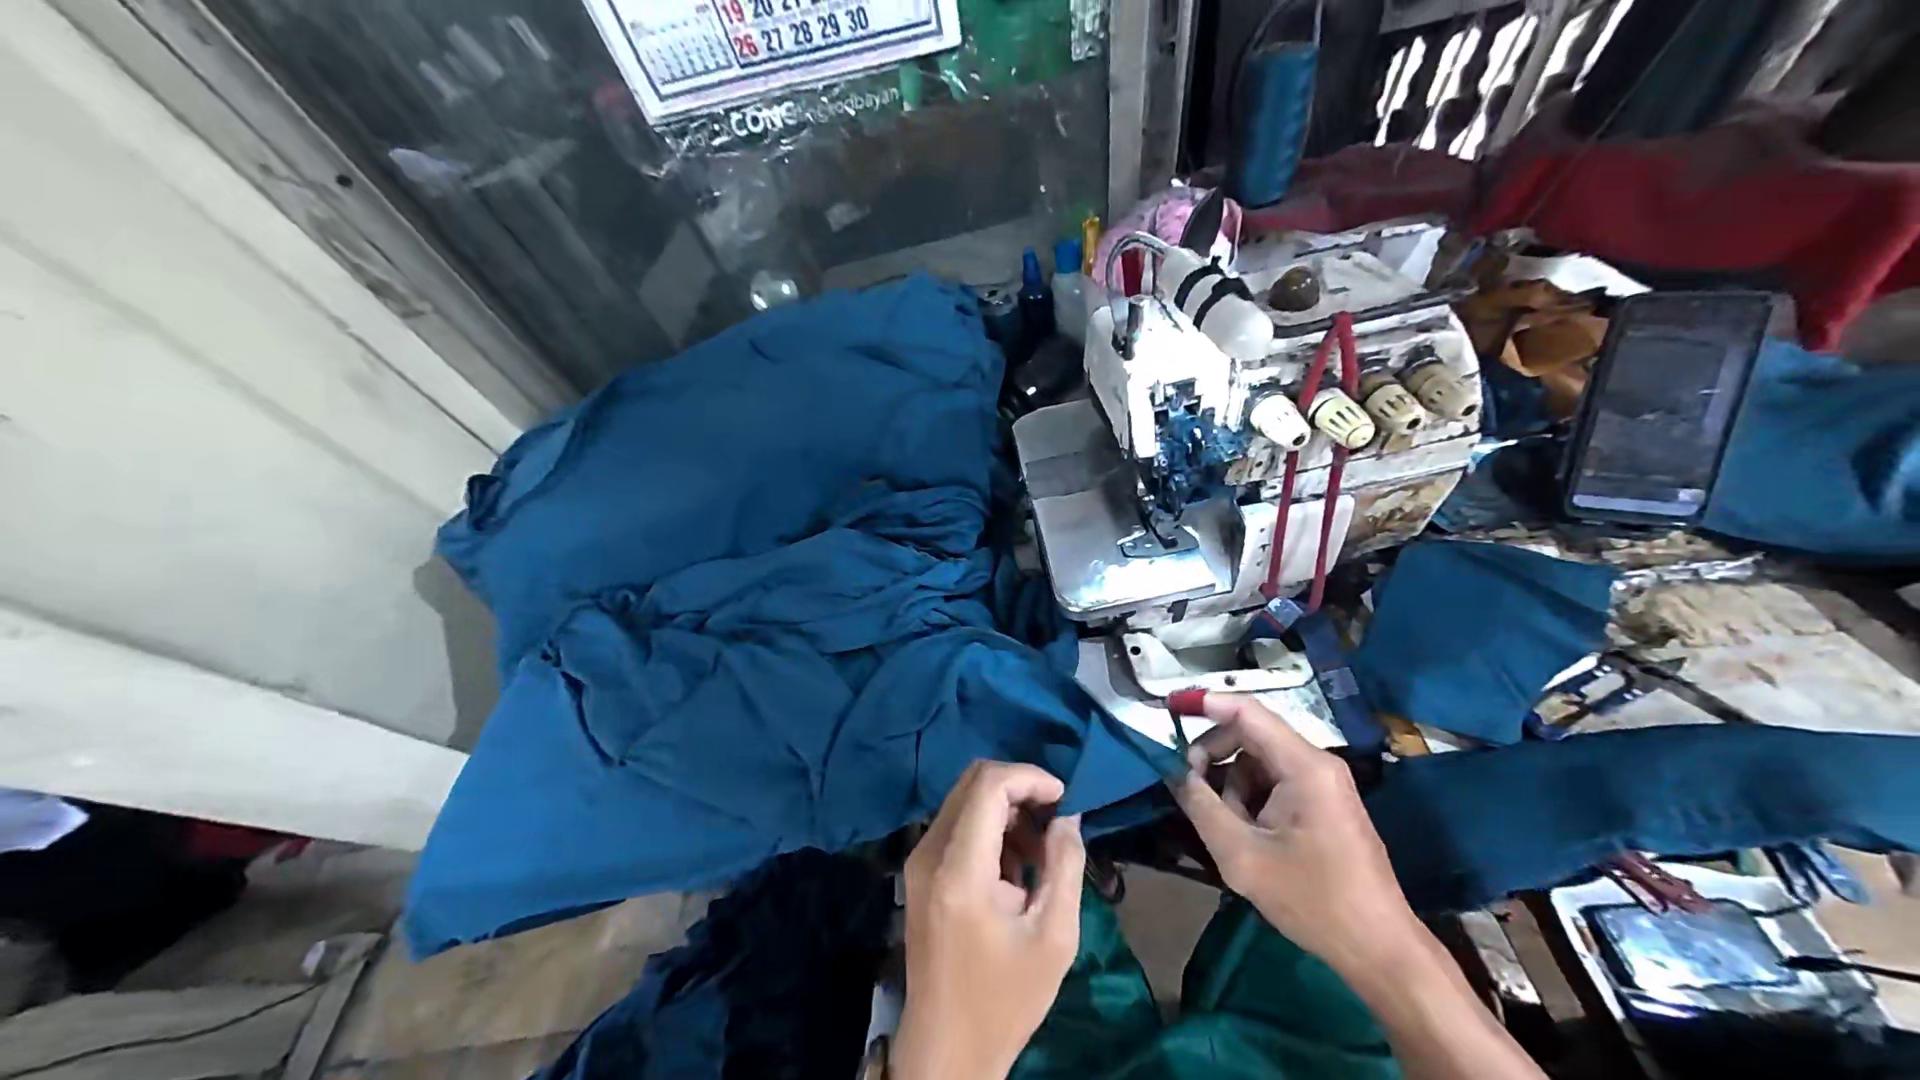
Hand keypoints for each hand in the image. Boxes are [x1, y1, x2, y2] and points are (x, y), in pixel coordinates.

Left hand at [893, 762, 1084, 1079]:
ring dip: (1006, 808)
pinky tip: (1014, 868)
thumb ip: (1065, 865)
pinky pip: (956, 822)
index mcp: (959, 870)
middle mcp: (929, 852)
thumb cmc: (1005, 999)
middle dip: (1020, 788)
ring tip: (1039, 854)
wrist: (946, 1047)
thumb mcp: (1054, 937)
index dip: (1029, 778)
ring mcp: (918, 859)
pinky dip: (989, 826)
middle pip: (973, 780)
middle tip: (1055, 821)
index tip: (1064, 798)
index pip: (988, 786)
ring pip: (964, 797)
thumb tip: (1067, 817)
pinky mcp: (919, 869)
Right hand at [1170, 694, 1422, 975]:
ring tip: (1229, 828)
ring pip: (1256, 761)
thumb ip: (1200, 804)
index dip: (1204, 703)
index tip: (1167, 707)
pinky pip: (1271, 781)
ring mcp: (1321, 783)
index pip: (1246, 712)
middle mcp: (1315, 763)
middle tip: (1189, 786)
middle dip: (1213, 755)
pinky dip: (1248, 798)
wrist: (1379, 949)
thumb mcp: (1241, 854)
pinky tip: (1247, 834)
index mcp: (1303, 766)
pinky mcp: (1320, 802)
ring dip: (1230, 785)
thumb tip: (1173, 770)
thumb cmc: (1312, 899)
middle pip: (1248, 734)